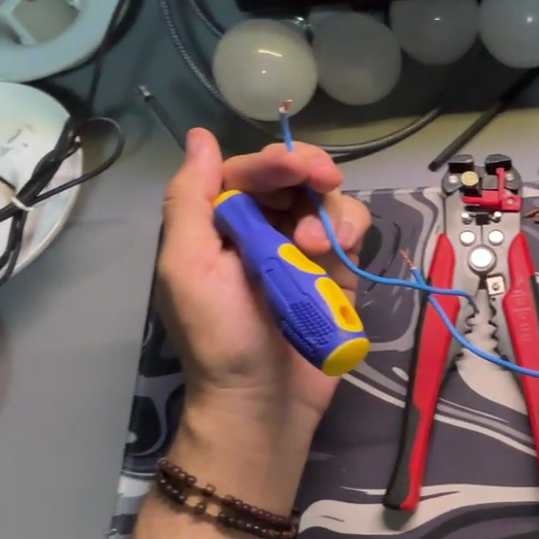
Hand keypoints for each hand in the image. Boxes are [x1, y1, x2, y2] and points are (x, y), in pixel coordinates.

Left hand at [154, 129, 370, 507]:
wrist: (264, 401)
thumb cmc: (218, 336)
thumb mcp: (186, 266)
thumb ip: (191, 199)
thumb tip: (199, 137)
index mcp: (221, 223)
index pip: (248, 171)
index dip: (273, 160)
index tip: (300, 166)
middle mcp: (264, 228)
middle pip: (294, 176)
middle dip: (309, 171)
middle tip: (324, 179)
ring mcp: (305, 249)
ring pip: (328, 199)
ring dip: (328, 211)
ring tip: (315, 247)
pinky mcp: (339, 270)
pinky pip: (352, 232)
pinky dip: (351, 231)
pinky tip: (338, 252)